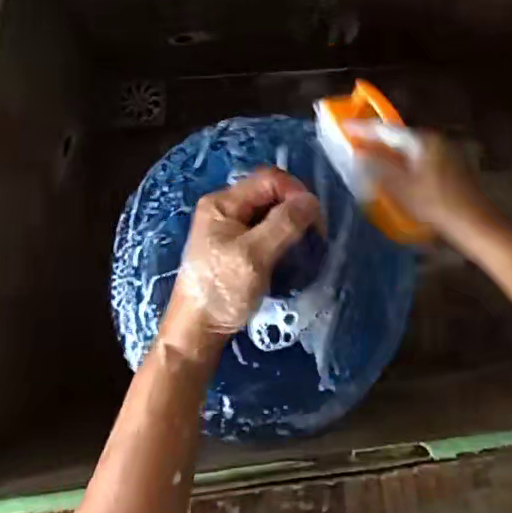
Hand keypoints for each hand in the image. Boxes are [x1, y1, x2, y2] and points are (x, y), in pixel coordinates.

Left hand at [160, 167, 319, 362]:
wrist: (196, 332)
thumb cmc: (221, 292)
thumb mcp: (254, 255)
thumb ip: (283, 224)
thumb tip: (311, 200)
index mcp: (223, 202)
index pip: (268, 180)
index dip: (296, 192)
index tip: (315, 220)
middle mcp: (224, 208)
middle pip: (270, 193)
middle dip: (296, 208)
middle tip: (315, 234)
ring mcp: (228, 227)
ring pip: (269, 212)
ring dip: (291, 224)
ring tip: (306, 245)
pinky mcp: (234, 246)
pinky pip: (264, 229)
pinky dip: (281, 237)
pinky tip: (291, 253)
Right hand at [361, 130, 496, 238]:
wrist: (475, 226)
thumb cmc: (436, 205)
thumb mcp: (400, 187)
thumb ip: (377, 166)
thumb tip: (358, 152)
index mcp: (422, 141)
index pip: (386, 130)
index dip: (363, 128)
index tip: (344, 125)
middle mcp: (434, 141)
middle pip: (398, 137)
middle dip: (375, 140)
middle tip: (353, 141)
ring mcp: (443, 153)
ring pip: (408, 148)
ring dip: (388, 152)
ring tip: (367, 157)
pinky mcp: (448, 168)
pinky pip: (417, 158)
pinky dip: (401, 162)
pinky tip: (391, 173)